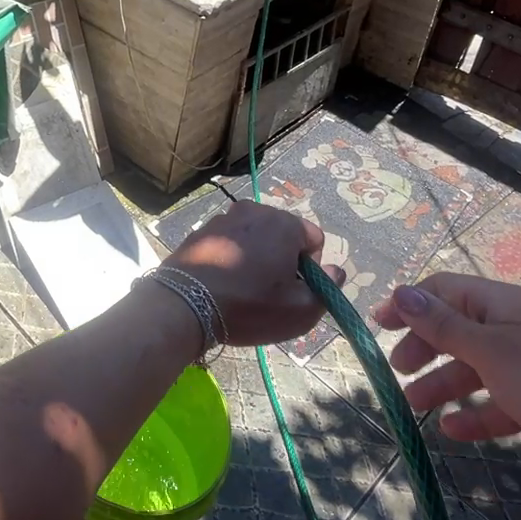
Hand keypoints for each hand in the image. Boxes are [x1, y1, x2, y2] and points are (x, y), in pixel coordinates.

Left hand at [163, 201, 344, 345]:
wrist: (185, 304)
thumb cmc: (249, 306)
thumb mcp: (300, 309)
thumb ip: (326, 288)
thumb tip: (336, 271)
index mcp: (282, 223)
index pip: (314, 238)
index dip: (312, 267)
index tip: (296, 289)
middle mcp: (253, 210)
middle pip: (283, 235)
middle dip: (284, 260)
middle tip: (271, 292)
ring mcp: (224, 217)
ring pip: (255, 237)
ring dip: (257, 257)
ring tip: (244, 289)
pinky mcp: (201, 229)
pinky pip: (230, 241)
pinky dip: (233, 257)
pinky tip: (223, 282)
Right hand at [370, 273, 520, 483]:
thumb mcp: (493, 353)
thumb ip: (444, 324)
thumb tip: (402, 290)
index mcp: (503, 304)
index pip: (444, 289)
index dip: (408, 303)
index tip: (377, 325)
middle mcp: (519, 326)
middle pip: (458, 328)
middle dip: (424, 346)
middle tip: (396, 370)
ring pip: (478, 367)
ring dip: (444, 384)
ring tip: (416, 407)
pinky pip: (504, 400)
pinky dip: (478, 412)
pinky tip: (456, 431)